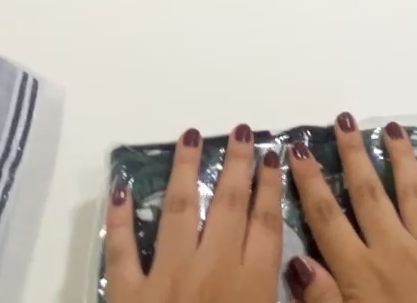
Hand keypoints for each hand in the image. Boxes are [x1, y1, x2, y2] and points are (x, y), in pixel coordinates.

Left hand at [105, 124, 283, 302]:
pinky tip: (121, 190)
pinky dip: (119, 220)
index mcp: (251, 288)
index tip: (272, 156)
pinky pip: (122, 251)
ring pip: (179, 210)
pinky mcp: (129, 295)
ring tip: (190, 137)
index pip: (267, 225)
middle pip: (228, 205)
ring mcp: (167, 277)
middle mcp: (212, 270)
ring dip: (185, 170)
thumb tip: (297, 269)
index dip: (271, 187)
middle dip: (236, 164)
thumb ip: (278, 295)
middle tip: (240, 131)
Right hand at [285, 113, 416, 302]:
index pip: (328, 219)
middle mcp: (399, 253)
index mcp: (365, 275)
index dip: (311, 183)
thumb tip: (298, 260)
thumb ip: (324, 302)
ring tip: (395, 128)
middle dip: (355, 155)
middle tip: (345, 120)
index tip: (298, 150)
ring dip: (405, 160)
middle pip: (370, 195)